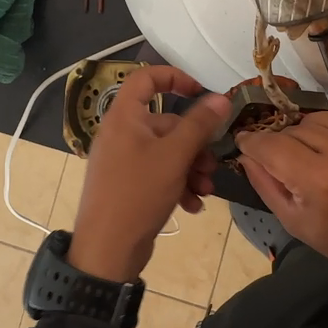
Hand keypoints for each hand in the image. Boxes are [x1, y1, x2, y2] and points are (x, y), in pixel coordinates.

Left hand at [67, 66, 229, 282]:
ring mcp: (122, 160)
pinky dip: (177, 185)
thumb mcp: (175, 156)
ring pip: (166, 152)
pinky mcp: (127, 184)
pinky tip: (192, 205)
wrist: (107, 249)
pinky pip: (157, 173)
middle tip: (211, 165)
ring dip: (190, 168)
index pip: (145, 79)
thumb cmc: (138, 193)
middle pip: (165, 123)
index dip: (174, 77)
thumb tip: (220, 98)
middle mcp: (120, 133)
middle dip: (194, 144)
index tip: (200, 91)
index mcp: (124, 117)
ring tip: (205, 190)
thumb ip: (199, 125)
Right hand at [235, 112, 327, 268]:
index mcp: (317, 179)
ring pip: (315, 119)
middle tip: (286, 162)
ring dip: (307, 134)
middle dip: (281, 143)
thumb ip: (265, 184)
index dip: (252, 142)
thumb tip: (245, 154)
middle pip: (292, 129)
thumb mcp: (295, 222)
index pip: (271, 145)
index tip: (243, 142)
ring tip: (314, 156)